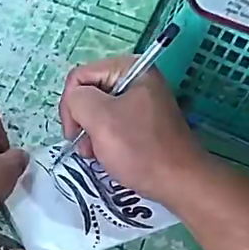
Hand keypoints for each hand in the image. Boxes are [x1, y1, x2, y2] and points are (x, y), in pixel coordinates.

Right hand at [59, 56, 211, 201]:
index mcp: (130, 68)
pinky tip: (107, 156)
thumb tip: (75, 102)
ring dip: (91, 134)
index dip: (70, 105)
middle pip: (88, 93)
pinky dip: (104, 141)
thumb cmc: (139, 149)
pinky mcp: (143, 124)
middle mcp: (137, 80)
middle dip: (82, 121)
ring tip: (97, 154)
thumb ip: (77, 99)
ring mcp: (141, 103)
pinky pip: (113, 125)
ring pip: (98, 112)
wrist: (178, 181)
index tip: (74, 133)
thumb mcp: (100, 119)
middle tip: (87, 147)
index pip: (79, 77)